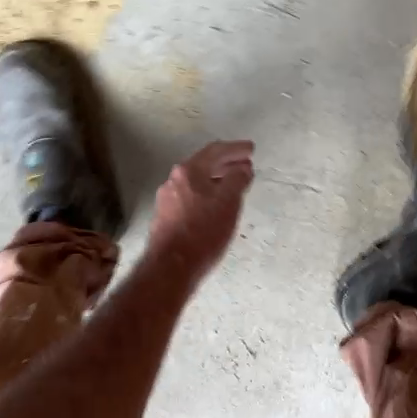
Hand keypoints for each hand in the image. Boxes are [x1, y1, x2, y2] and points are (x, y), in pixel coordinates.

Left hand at [147, 140, 254, 283]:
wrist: (170, 268)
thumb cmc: (203, 231)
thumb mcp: (228, 202)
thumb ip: (237, 180)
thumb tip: (242, 168)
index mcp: (188, 170)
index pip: (215, 150)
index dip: (236, 148)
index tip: (251, 149)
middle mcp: (174, 180)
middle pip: (204, 165)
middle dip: (227, 163)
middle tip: (246, 164)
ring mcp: (167, 199)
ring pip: (197, 182)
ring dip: (217, 180)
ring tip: (235, 186)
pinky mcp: (165, 218)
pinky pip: (191, 197)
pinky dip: (207, 195)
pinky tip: (216, 207)